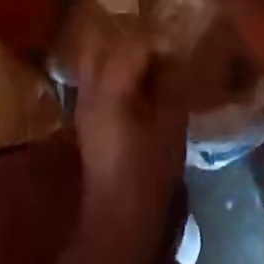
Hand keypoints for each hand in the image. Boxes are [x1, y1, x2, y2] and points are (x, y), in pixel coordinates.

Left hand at [73, 32, 188, 243]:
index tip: (179, 51)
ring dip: (122, 57)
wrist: (120, 219)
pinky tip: (140, 88)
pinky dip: (117, 75)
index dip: (158, 44)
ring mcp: (83, 106)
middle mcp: (89, 92)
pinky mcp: (87, 120)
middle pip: (104, 46)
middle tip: (161, 52)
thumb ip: (171, 84)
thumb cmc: (150, 171)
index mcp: (110, 90)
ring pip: (96, 62)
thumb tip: (173, 60)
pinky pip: (97, 81)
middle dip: (133, 43)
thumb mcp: (171, 123)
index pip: (132, 47)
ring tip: (152, 67)